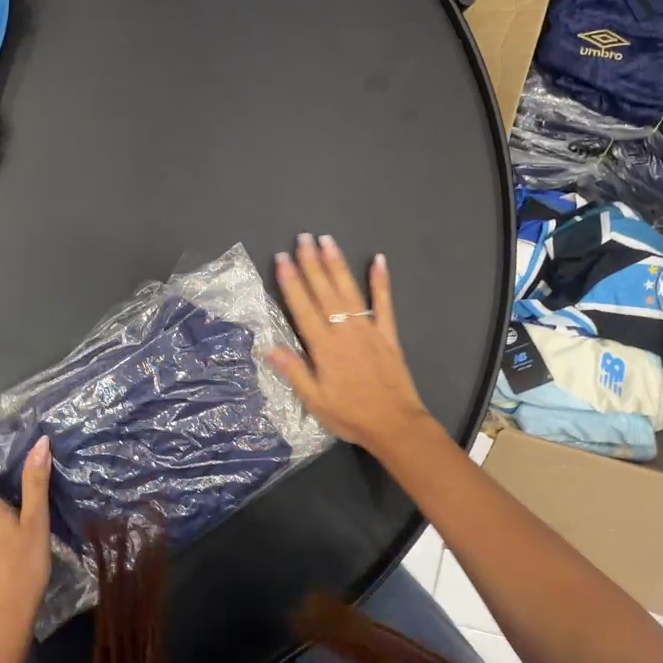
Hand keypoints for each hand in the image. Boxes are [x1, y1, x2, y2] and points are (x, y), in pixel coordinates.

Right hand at [268, 233, 436, 453]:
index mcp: (323, 347)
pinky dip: (381, 281)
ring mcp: (368, 330)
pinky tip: (378, 260)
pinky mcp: (388, 334)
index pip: (302, 308)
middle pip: (324, 292)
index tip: (282, 259)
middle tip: (302, 237)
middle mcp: (344, 331)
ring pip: (349, 291)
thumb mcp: (314, 401)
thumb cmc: (350, 416)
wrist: (395, 425)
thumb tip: (266, 347)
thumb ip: (293, 371)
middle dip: (312, 263)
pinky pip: (384, 303)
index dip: (291, 282)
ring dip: (337, 264)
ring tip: (327, 240)